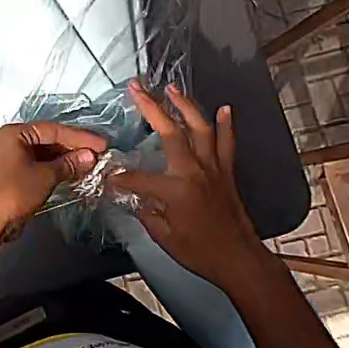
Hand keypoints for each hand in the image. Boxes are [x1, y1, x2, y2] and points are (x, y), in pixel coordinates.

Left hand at [0, 121, 108, 253]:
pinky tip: (77, 170)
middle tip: (100, 152)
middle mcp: (15, 140)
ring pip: (49, 152)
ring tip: (92, 162)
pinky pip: (43, 163)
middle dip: (75, 146)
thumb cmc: (13, 194)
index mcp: (16, 134)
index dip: (80, 137)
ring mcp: (16, 156)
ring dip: (69, 157)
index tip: (102, 143)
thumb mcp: (45, 176)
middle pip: (51, 138)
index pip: (54, 130)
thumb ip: (69, 164)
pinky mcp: (19, 172)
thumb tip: (90, 156)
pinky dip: (60, 167)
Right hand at [111, 82, 267, 288]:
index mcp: (175, 189)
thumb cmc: (200, 253)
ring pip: (200, 128)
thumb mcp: (164, 237)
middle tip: (137, 88)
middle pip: (170, 131)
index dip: (120, 179)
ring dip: (185, 105)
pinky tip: (225, 108)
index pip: (138, 177)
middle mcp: (195, 171)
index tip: (110, 179)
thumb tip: (138, 201)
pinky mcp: (227, 172)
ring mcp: (214, 168)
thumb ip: (148, 214)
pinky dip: (226, 124)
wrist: (238, 259)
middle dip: (151, 107)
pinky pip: (226, 143)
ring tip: (172, 88)